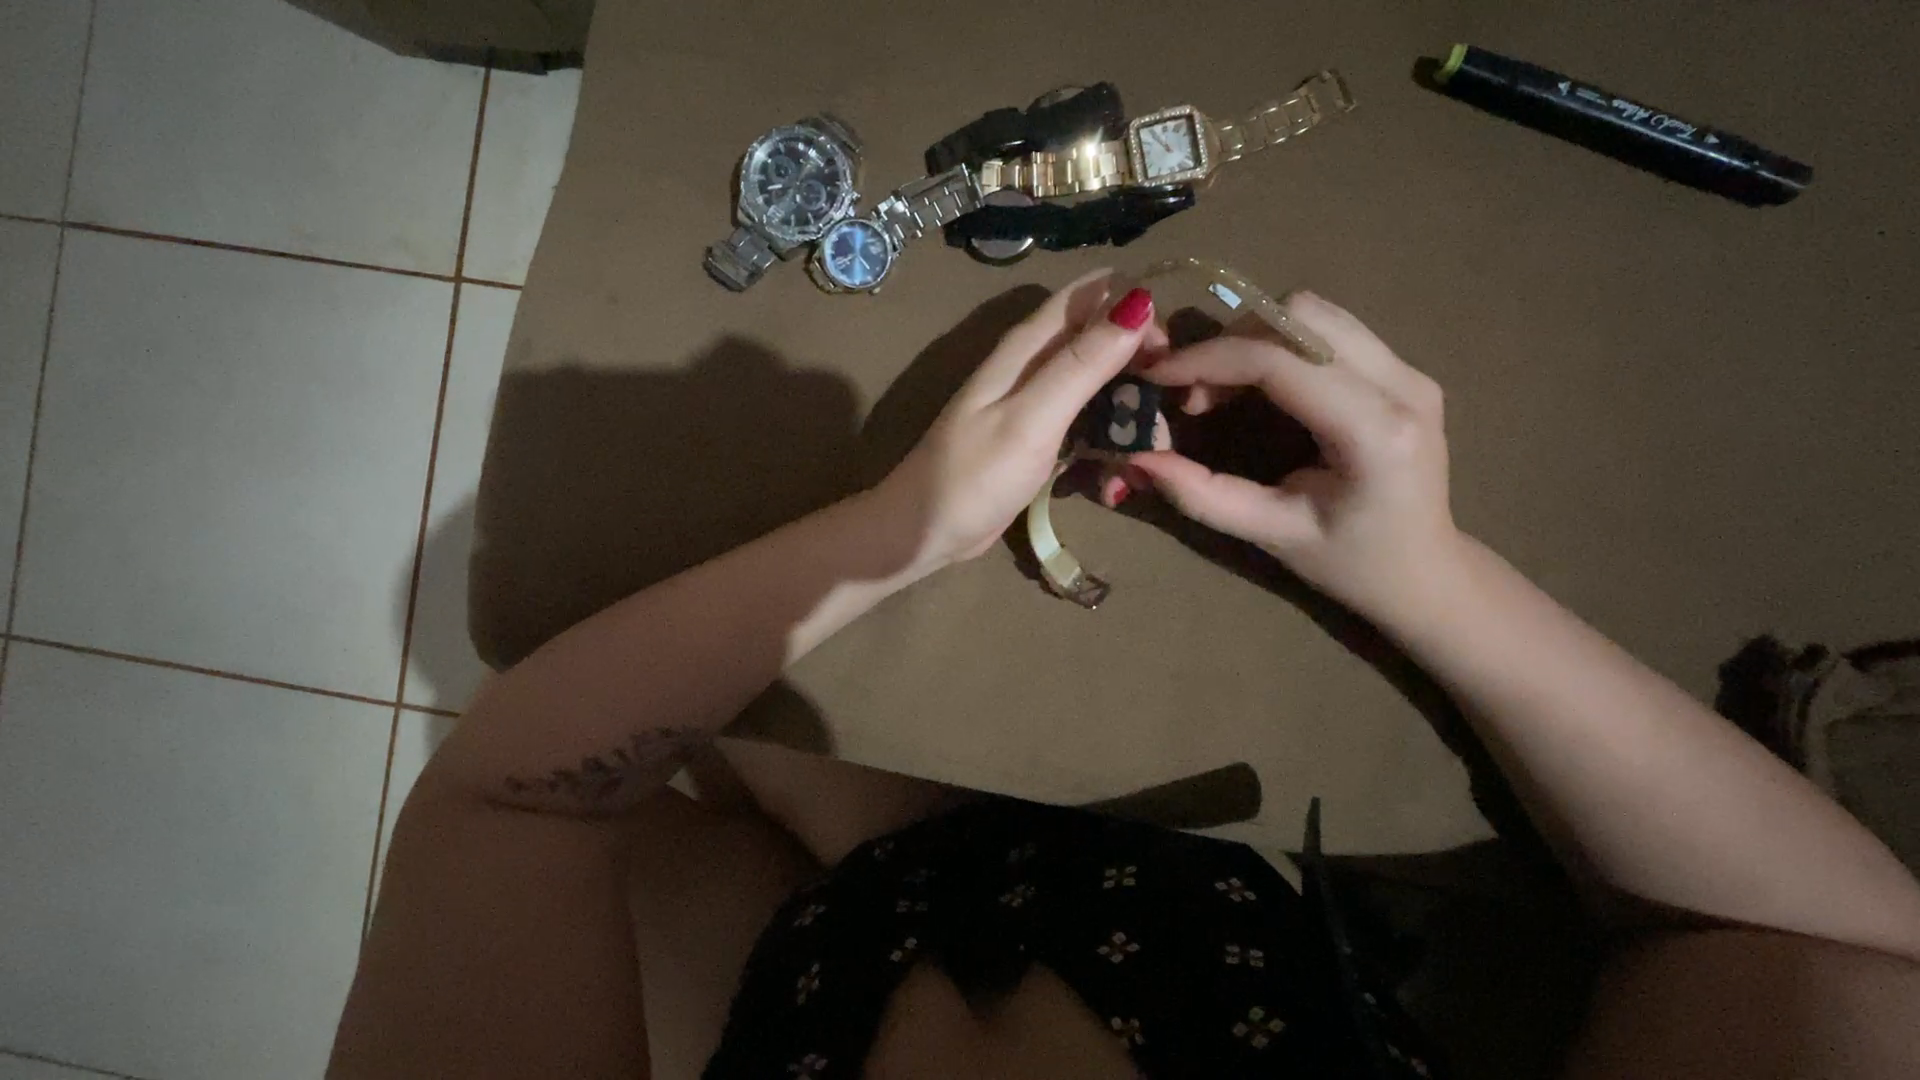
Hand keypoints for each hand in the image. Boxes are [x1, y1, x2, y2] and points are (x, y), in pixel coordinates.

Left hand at [875, 271, 1158, 574]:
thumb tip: (1139, 303)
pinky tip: (1119, 471)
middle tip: (1166, 409)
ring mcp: (1037, 404)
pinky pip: (1086, 425)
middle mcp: (1035, 365)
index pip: (1094, 295)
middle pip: (1103, 340)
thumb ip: (1082, 364)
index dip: (1138, 309)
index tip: (1168, 353)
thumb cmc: (974, 475)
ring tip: (1150, 449)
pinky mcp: (1039, 439)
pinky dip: (1107, 440)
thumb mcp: (1032, 418)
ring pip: (1099, 385)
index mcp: (1029, 346)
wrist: (925, 530)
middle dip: (1142, 364)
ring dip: (1129, 409)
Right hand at [1129, 292, 1465, 619]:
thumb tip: (1138, 458)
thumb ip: (1205, 495)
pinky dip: (1276, 346)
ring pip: (1313, 312)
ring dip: (1252, 340)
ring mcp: (1409, 370)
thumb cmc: (1352, 564)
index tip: (1155, 377)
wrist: (1427, 574)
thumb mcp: (1272, 535)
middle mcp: (1403, 384)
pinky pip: (1326, 330)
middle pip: (1300, 315)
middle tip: (1190, 393)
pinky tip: (1255, 389)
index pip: (1281, 360)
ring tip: (1218, 392)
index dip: (1208, 359)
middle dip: (1230, 343)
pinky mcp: (1402, 369)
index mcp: (1377, 431)